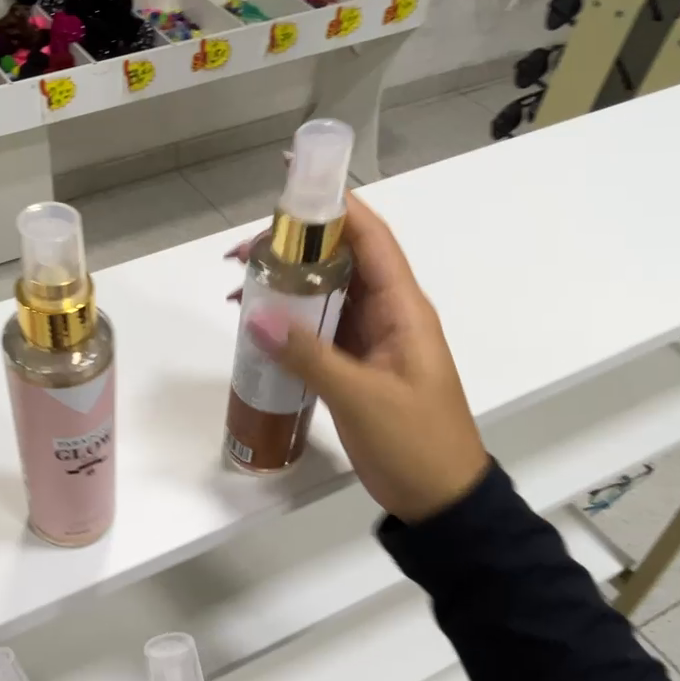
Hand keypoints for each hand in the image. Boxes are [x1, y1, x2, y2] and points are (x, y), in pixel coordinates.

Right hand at [229, 194, 489, 522]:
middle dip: (294, 247)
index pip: (370, 238)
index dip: (334, 204)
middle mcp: (389, 314)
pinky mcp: (359, 367)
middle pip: (342, 261)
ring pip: (328, 295)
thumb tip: (255, 315)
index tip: (291, 183)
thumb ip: (308, 355)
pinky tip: (260, 327)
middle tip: (241, 253)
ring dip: (288, 285)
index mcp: (403, 308)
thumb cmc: (414, 443)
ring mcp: (373, 341)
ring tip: (240, 286)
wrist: (439, 497)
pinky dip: (292, 324)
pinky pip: (322, 331)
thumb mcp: (360, 397)